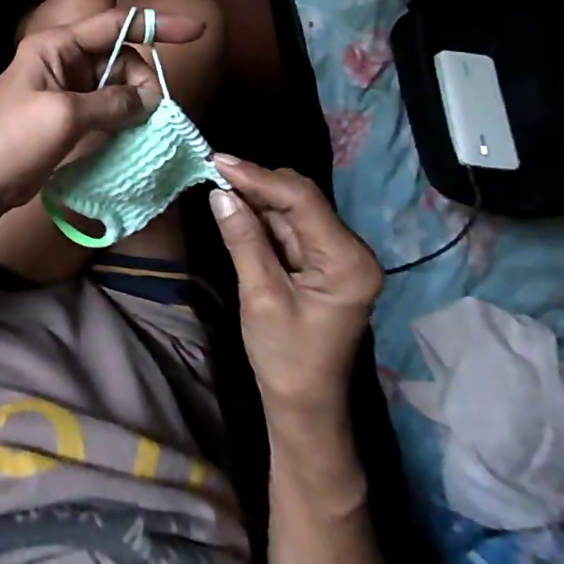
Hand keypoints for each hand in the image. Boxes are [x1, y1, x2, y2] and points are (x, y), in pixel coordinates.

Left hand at [0, 7, 204, 219]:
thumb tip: (149, 99)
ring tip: (145, 125)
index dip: (155, 24)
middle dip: (141, 77)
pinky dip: (122, 117)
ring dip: (134, 100)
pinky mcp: (65, 118)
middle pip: (117, 56)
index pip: (113, 24)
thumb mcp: (65, 116)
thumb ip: (112, 102)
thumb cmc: (11, 141)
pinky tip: (133, 133)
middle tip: (153, 109)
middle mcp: (60, 62)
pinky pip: (104, 108)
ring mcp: (63, 91)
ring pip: (114, 84)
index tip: (195, 31)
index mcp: (54, 47)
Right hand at [208, 158, 383, 419]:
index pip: (302, 200)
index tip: (218, 160)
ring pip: (293, 208)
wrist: (304, 402)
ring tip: (218, 184)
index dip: (258, 176)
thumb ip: (244, 240)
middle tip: (213, 171)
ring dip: (257, 196)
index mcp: (347, 261)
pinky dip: (262, 215)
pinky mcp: (321, 262)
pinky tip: (236, 207)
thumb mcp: (260, 296)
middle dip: (258, 182)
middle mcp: (351, 251)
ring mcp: (337, 256)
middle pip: (302, 198)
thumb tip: (220, 193)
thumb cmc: (286, 356)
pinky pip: (290, 226)